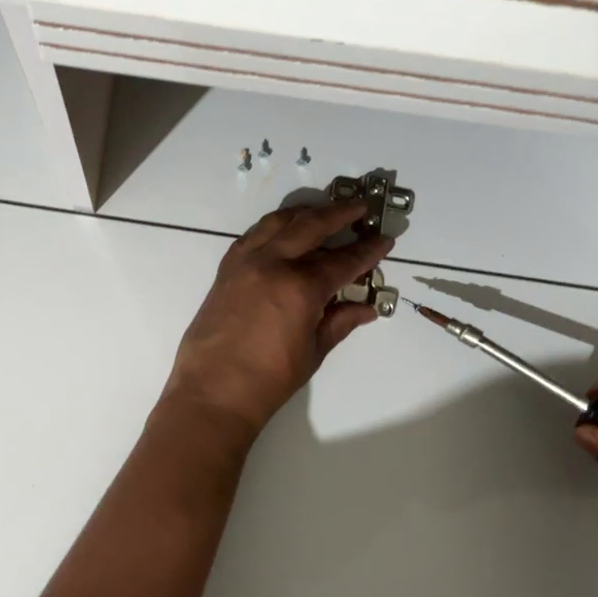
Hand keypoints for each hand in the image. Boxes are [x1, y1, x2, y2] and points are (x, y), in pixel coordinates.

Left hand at [159, 201, 393, 441]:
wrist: (212, 390)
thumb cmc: (268, 379)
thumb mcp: (312, 351)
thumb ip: (339, 322)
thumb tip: (366, 308)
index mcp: (300, 287)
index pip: (343, 261)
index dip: (367, 250)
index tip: (385, 239)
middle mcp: (272, 264)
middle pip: (311, 226)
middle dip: (339, 213)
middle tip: (360, 206)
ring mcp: (245, 262)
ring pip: (278, 222)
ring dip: (304, 213)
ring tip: (324, 211)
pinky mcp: (226, 269)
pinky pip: (254, 236)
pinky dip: (274, 227)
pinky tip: (285, 232)